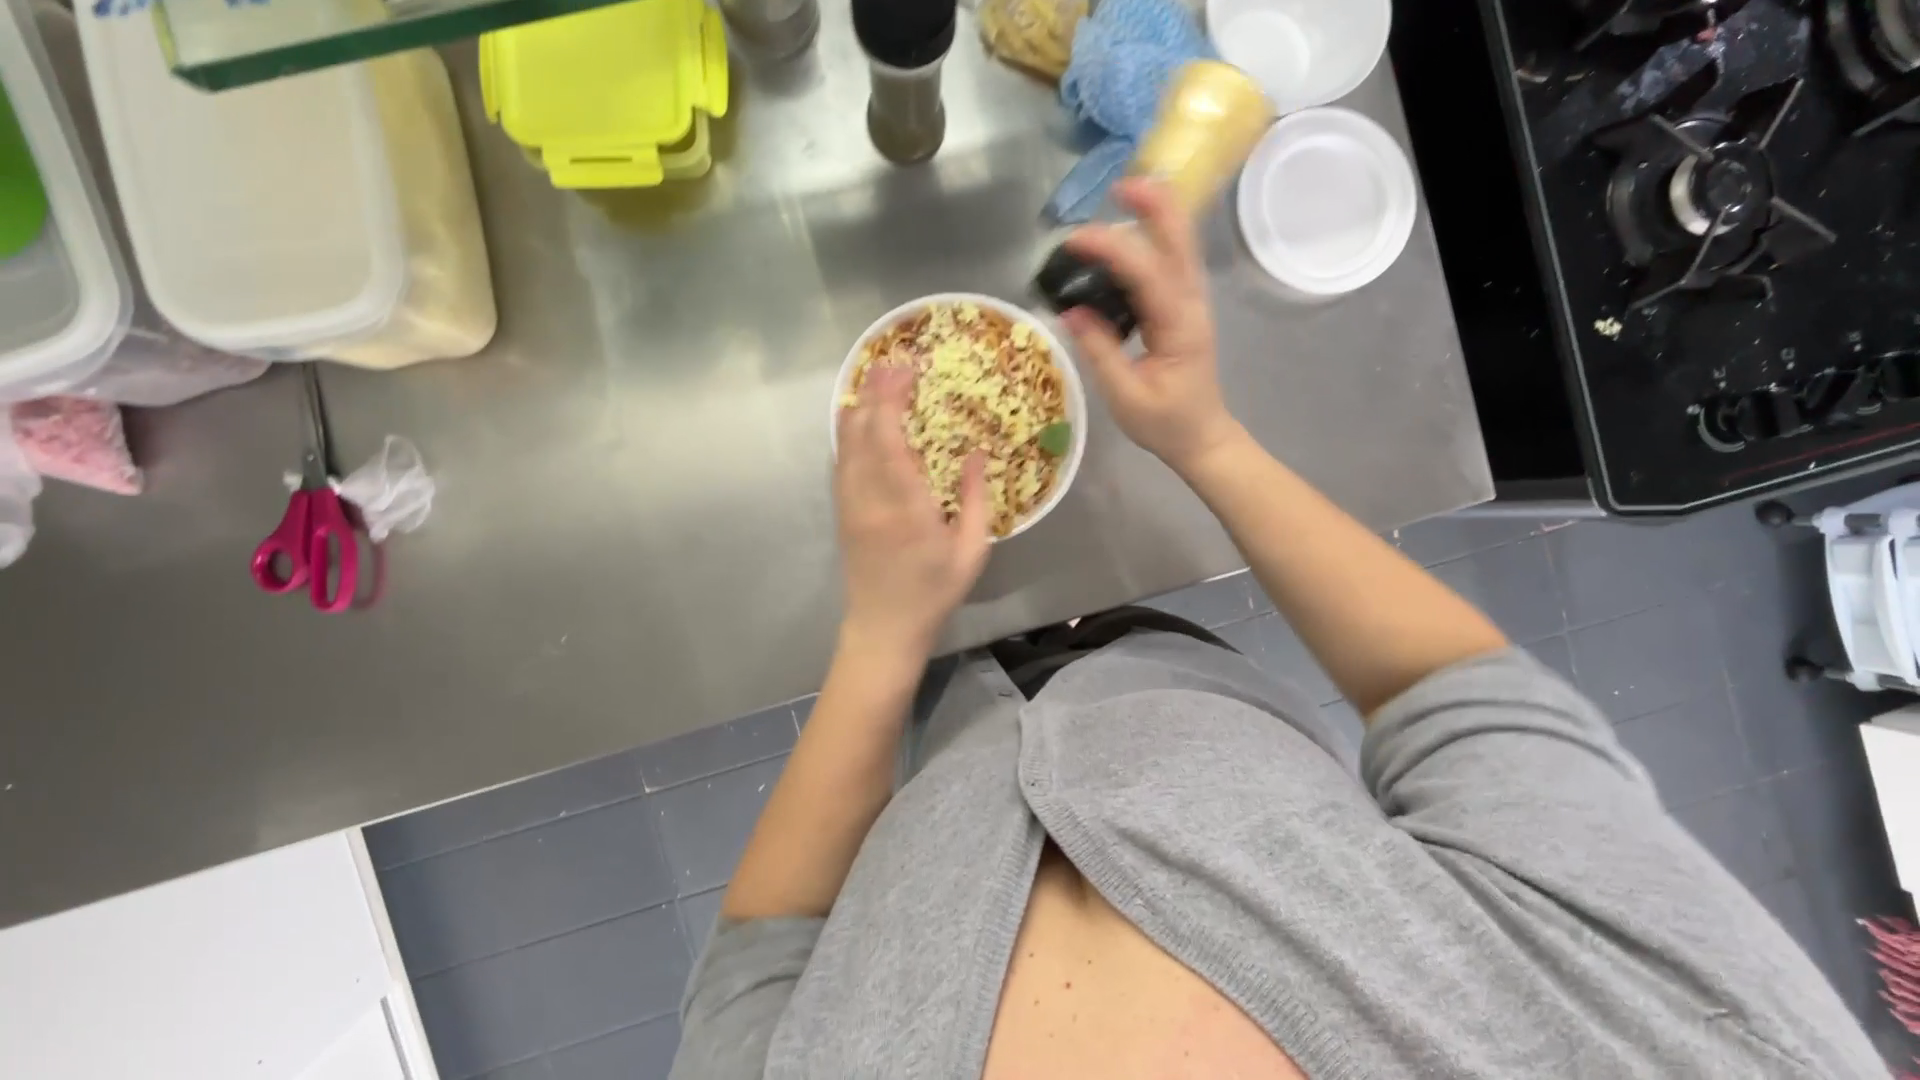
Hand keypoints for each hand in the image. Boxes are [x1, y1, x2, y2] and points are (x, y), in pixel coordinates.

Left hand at [833, 365, 992, 658]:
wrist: (883, 629)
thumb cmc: (934, 593)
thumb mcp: (971, 552)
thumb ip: (976, 500)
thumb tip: (978, 453)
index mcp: (907, 510)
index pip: (892, 443)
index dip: (894, 401)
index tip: (906, 371)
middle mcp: (871, 501)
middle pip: (863, 435)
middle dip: (874, 393)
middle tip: (890, 362)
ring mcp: (850, 506)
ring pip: (845, 445)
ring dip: (858, 408)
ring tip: (872, 378)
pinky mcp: (842, 513)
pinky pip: (841, 463)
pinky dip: (847, 434)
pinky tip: (856, 417)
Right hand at [1059, 178, 1247, 473]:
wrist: (1202, 437)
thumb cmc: (1165, 424)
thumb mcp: (1126, 397)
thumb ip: (1100, 351)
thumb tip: (1071, 311)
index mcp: (1179, 326)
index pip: (1146, 273)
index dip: (1111, 249)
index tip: (1074, 240)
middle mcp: (1192, 304)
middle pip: (1180, 241)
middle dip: (1154, 206)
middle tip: (1119, 187)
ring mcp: (1192, 303)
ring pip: (1181, 245)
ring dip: (1157, 215)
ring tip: (1123, 196)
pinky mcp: (1184, 307)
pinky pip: (1172, 261)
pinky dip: (1154, 237)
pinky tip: (1131, 231)